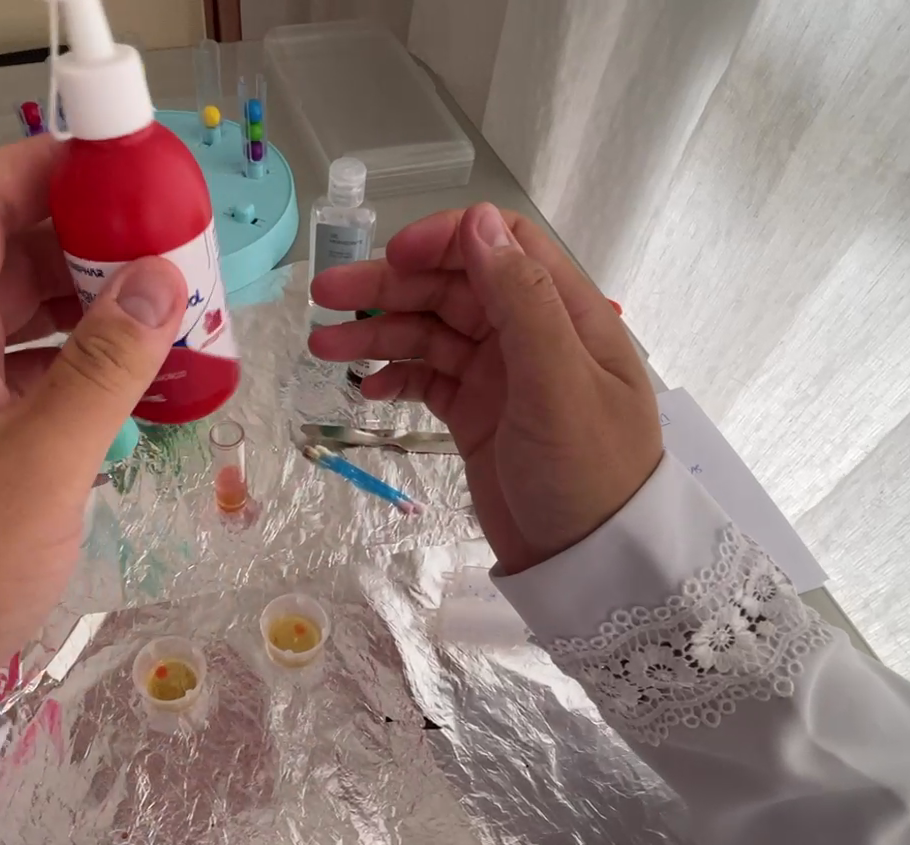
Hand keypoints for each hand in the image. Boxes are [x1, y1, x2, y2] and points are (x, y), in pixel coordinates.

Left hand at [0, 138, 186, 729]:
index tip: (133, 173)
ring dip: (90, 314)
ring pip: (20, 325)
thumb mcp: (36, 465)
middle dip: (89, 244)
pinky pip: (23, 384)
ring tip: (173, 317)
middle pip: (5, 258)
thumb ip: (102, 367)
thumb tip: (163, 277)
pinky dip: (77, 375)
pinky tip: (134, 389)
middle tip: (178, 254)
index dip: (49, 169)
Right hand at [308, 203, 662, 573]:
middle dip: (388, 289)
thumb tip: (477, 220)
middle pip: (450, 288)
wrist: (586, 558)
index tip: (392, 259)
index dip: (444, 240)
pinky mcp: (474, 414)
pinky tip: (366, 390)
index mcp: (560, 310)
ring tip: (323, 347)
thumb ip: (522, 299)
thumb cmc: (586, 469)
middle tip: (323, 298)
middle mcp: (525, 333)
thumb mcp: (559, 382)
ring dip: (378, 335)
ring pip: (429, 335)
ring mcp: (497, 375)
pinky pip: (427, 380)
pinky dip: (396, 378)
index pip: (498, 244)